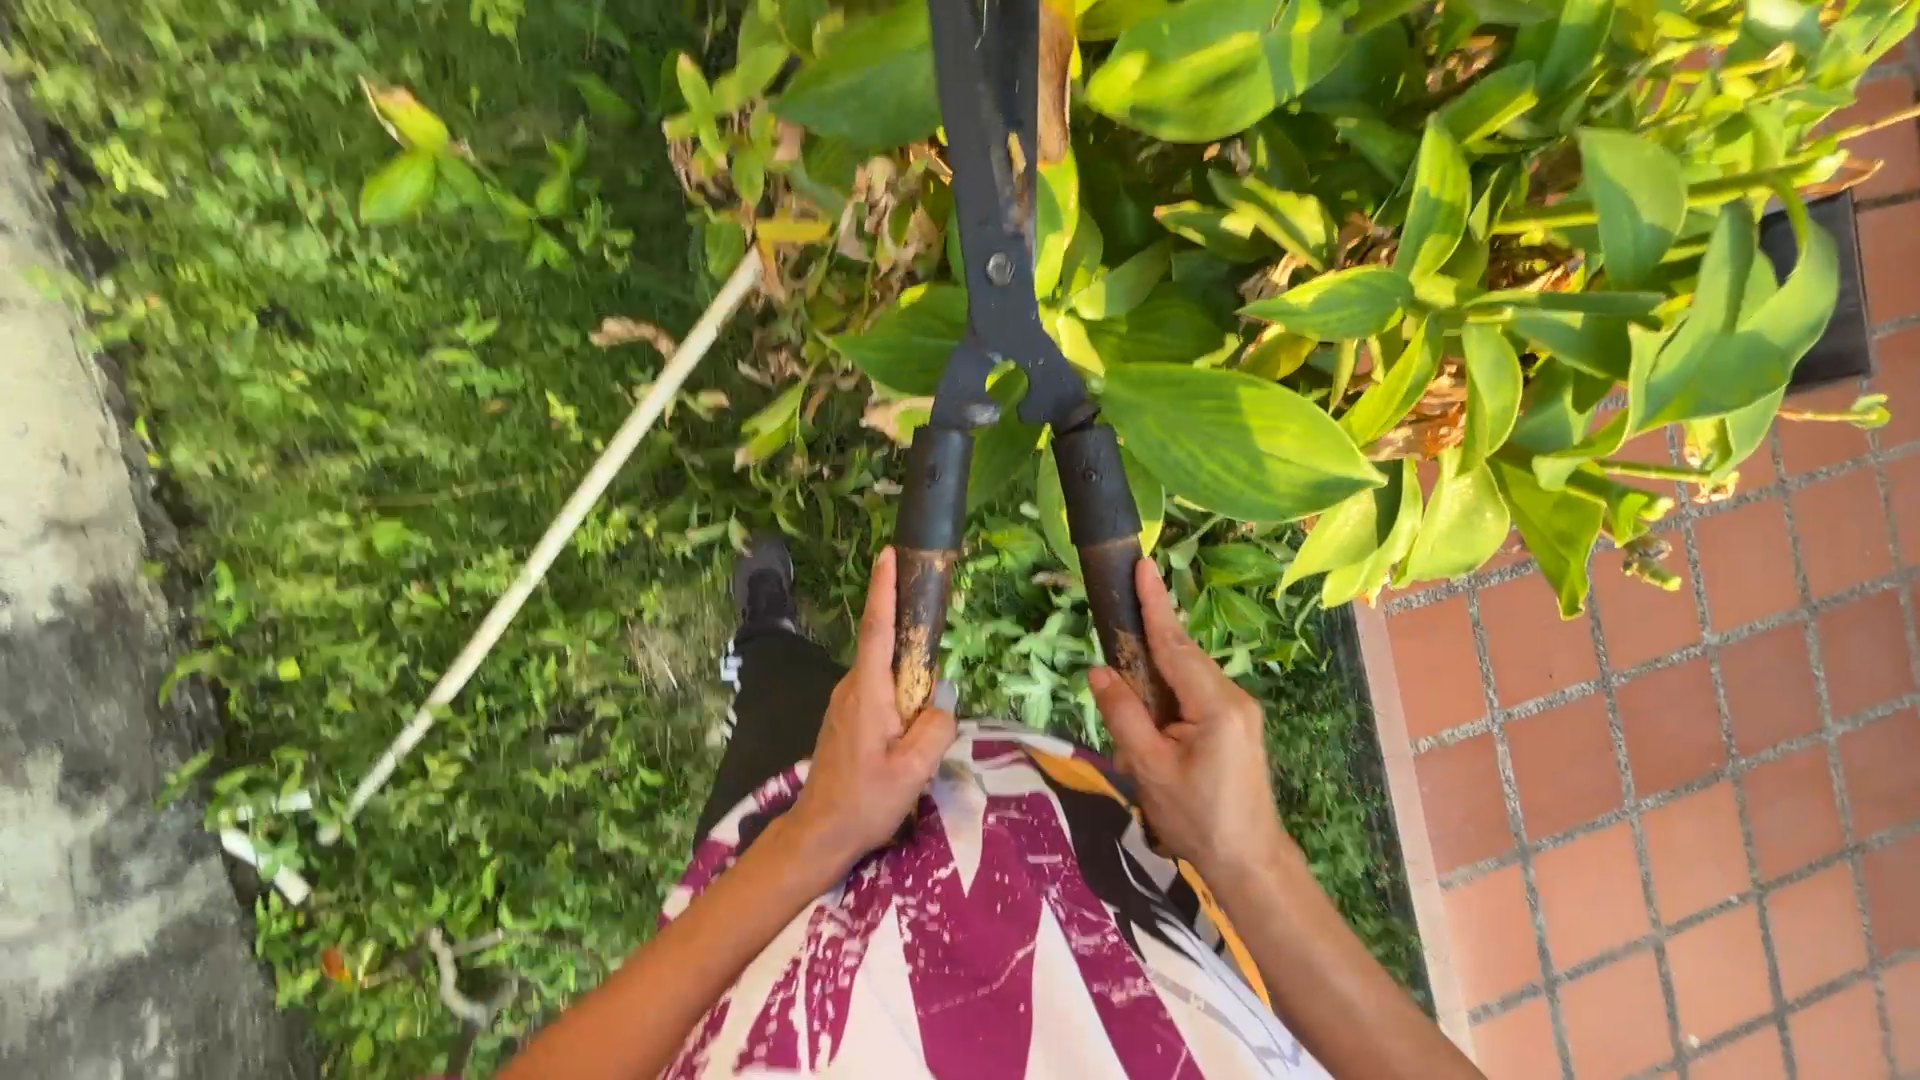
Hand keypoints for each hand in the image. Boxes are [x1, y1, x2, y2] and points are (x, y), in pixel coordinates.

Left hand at [788, 547, 958, 870]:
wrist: (820, 832)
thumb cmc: (866, 800)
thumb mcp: (913, 770)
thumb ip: (936, 727)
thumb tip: (943, 699)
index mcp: (868, 691)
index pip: (877, 628)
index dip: (883, 588)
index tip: (888, 553)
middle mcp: (852, 687)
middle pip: (886, 647)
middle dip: (910, 634)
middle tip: (935, 637)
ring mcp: (846, 702)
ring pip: (885, 673)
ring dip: (908, 675)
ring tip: (926, 711)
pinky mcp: (847, 718)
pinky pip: (879, 691)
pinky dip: (899, 693)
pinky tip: (910, 727)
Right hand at [1087, 558, 1293, 882]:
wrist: (1249, 862)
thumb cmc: (1198, 819)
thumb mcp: (1150, 768)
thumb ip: (1124, 715)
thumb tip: (1098, 672)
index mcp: (1216, 704)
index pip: (1175, 644)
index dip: (1154, 604)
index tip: (1143, 564)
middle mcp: (1233, 697)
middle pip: (1180, 655)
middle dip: (1147, 638)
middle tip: (1115, 615)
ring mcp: (1238, 711)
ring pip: (1186, 676)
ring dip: (1153, 674)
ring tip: (1124, 691)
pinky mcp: (1235, 725)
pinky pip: (1193, 694)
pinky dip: (1167, 693)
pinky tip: (1149, 713)